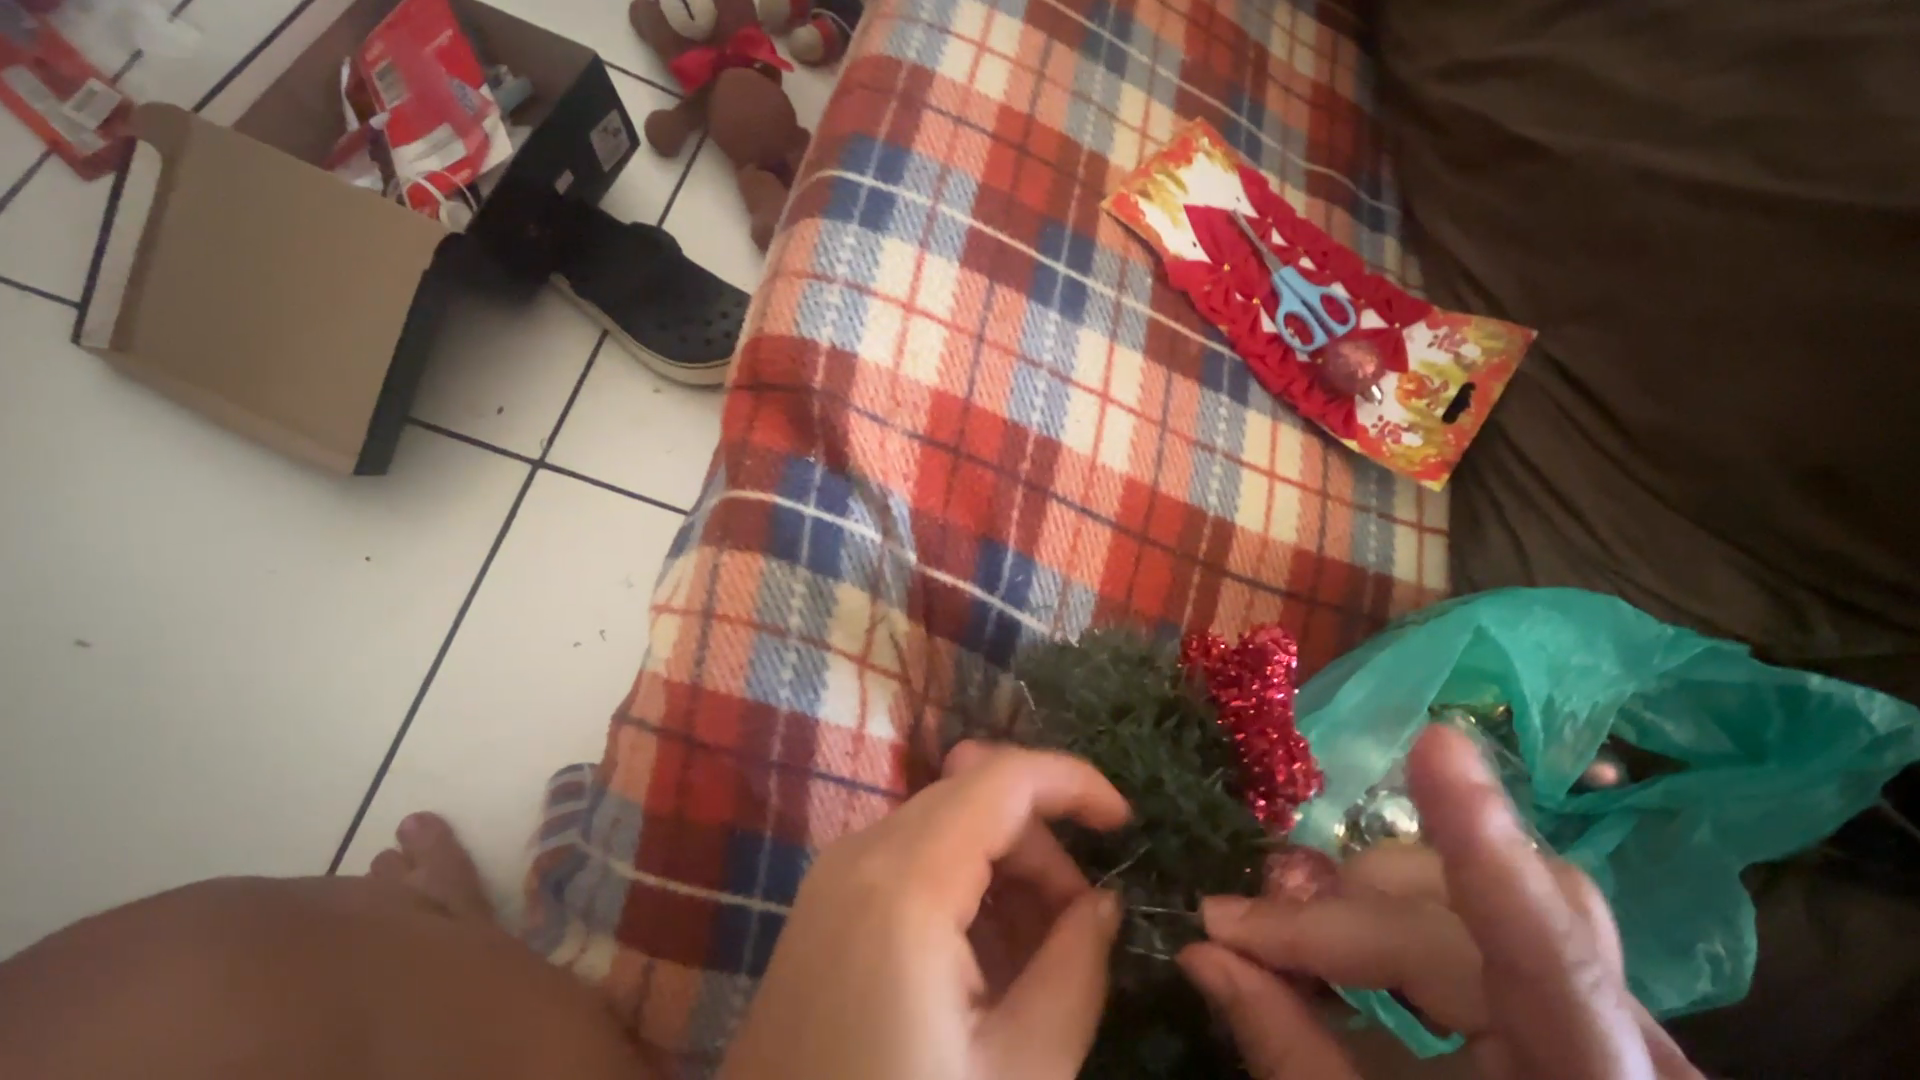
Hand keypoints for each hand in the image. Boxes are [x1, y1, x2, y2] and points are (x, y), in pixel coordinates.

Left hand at [718, 741, 1129, 1079]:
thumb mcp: (1019, 1072)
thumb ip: (1075, 971)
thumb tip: (1101, 904)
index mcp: (905, 883)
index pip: (1002, 777)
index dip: (1074, 781)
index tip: (1127, 825)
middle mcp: (859, 854)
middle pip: (973, 797)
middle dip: (1043, 845)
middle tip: (1080, 927)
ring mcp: (831, 878)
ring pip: (943, 825)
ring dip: (1005, 868)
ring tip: (1036, 958)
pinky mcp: (821, 907)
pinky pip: (908, 860)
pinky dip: (962, 886)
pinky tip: (982, 964)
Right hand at [1178, 725, 1703, 1079]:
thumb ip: (1291, 1054)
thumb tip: (1203, 952)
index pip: (1546, 958)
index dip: (1486, 850)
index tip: (1436, 741)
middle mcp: (1624, 1038)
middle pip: (1467, 923)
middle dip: (1340, 917)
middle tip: (1234, 927)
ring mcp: (1609, 1018)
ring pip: (1474, 907)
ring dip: (1360, 905)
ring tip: (1278, 928)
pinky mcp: (1573, 1007)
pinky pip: (1478, 934)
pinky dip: (1388, 929)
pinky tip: (1327, 946)